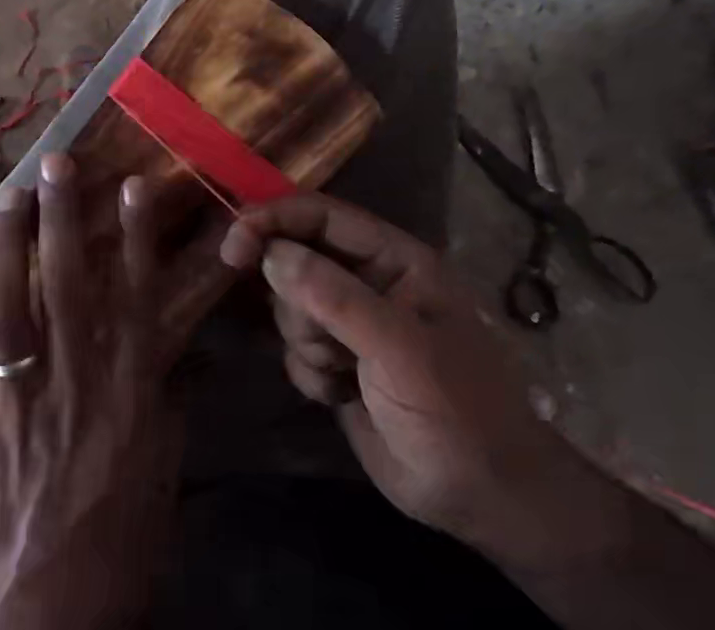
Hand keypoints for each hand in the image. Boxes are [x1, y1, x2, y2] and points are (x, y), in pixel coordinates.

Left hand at [0, 154, 180, 629]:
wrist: (58, 612)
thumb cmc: (123, 537)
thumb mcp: (165, 467)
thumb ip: (168, 400)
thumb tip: (175, 348)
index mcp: (124, 394)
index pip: (133, 299)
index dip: (135, 239)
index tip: (132, 185)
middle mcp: (70, 385)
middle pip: (66, 287)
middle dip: (62, 220)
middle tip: (55, 164)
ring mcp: (14, 407)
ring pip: (9, 315)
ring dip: (5, 253)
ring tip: (4, 202)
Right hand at [220, 194, 620, 566]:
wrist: (482, 499)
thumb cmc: (457, 411)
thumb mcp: (399, 349)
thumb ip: (333, 296)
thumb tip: (270, 253)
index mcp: (395, 259)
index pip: (320, 216)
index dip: (272, 220)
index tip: (232, 246)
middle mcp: (368, 281)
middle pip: (294, 259)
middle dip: (294, 301)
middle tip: (320, 338)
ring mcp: (350, 323)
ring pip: (288, 306)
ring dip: (304, 341)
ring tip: (343, 371)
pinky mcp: (335, 360)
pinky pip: (292, 347)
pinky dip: (308, 371)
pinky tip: (340, 394)